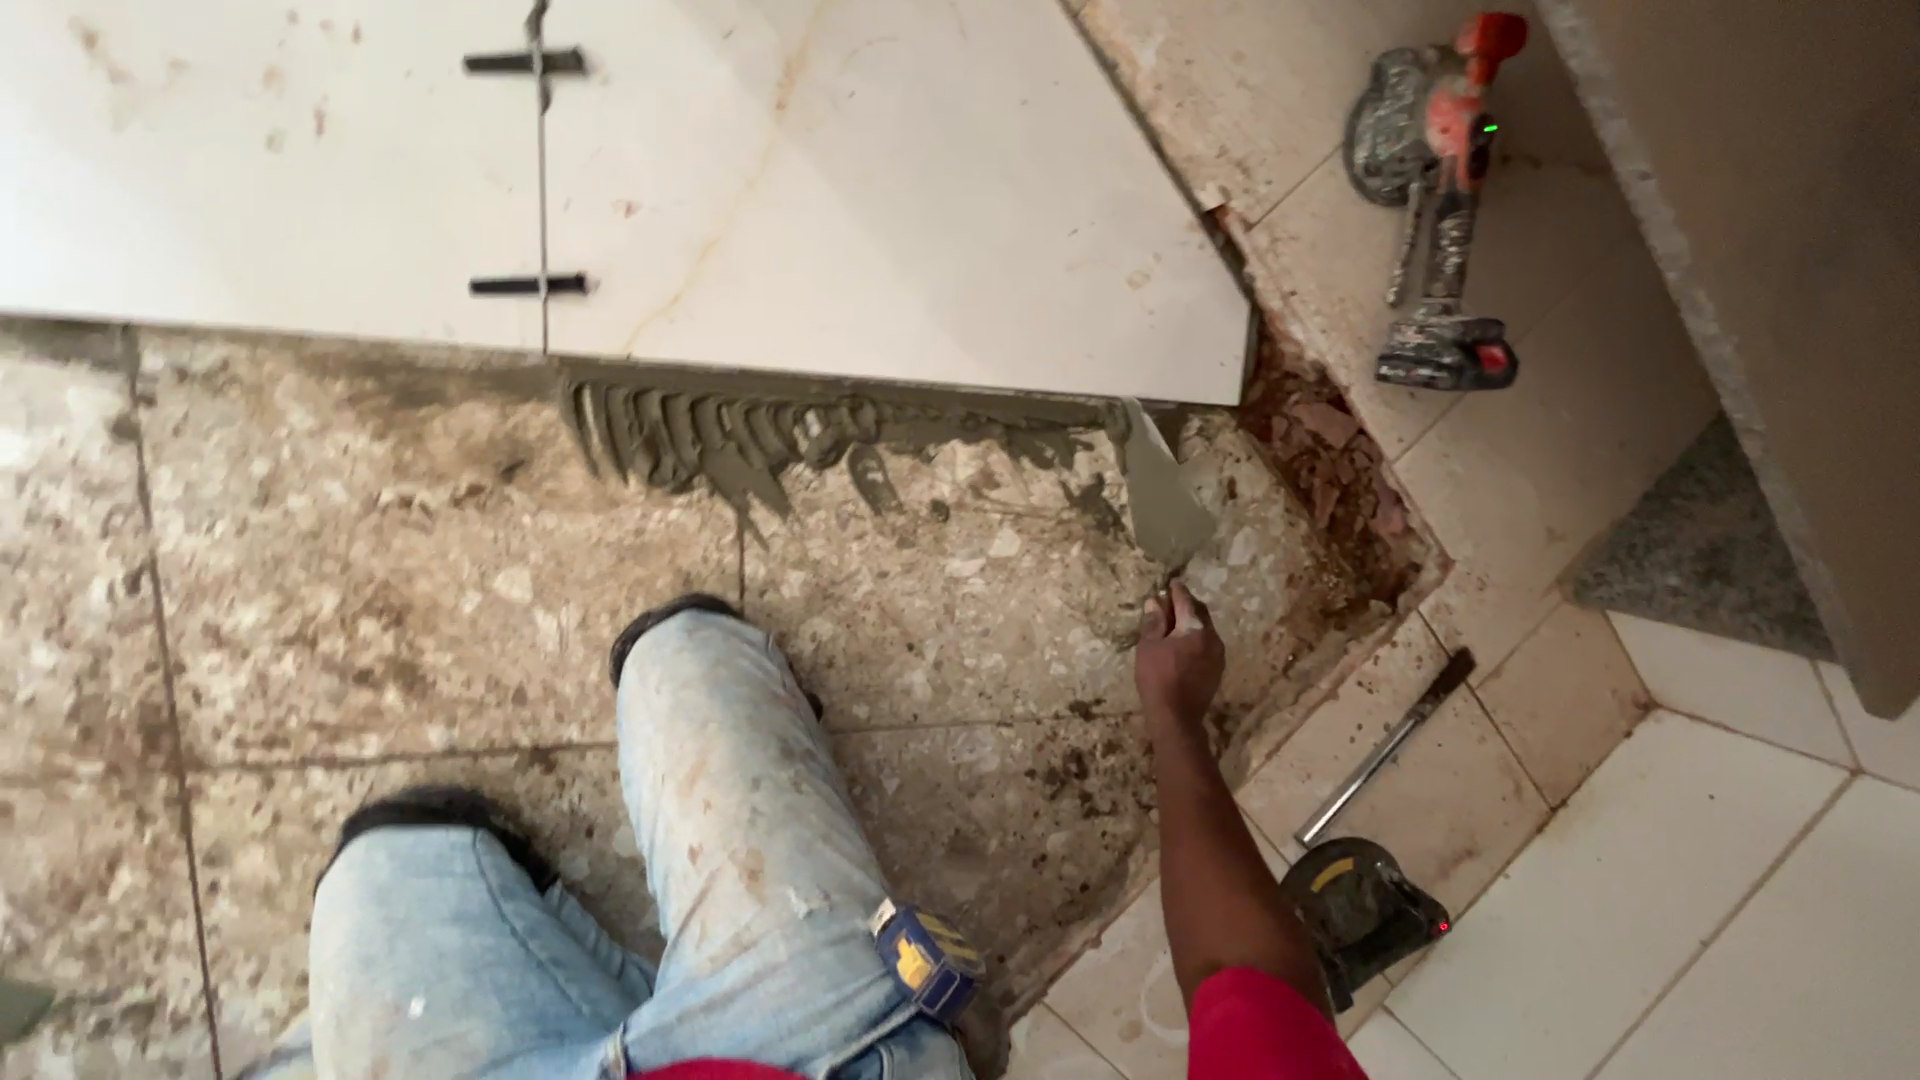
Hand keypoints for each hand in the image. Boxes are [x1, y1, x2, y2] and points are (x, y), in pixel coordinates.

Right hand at [1135, 579, 1224, 725]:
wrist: (1177, 717)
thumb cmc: (1157, 678)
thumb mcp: (1149, 647)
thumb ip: (1154, 622)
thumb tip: (1155, 601)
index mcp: (1195, 629)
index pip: (1186, 601)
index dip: (1177, 591)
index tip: (1172, 582)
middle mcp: (1212, 637)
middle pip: (1200, 613)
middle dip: (1186, 604)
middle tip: (1171, 601)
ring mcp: (1218, 654)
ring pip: (1205, 629)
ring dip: (1191, 622)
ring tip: (1174, 622)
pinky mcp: (1217, 669)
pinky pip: (1207, 644)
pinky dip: (1195, 637)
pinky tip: (1183, 643)